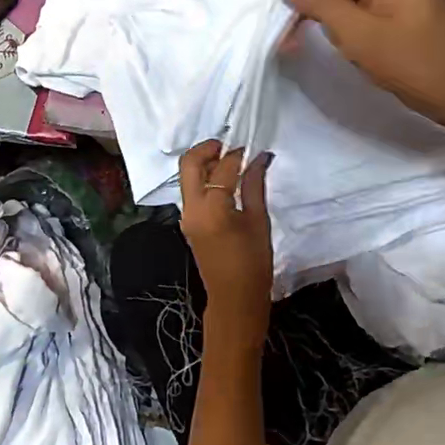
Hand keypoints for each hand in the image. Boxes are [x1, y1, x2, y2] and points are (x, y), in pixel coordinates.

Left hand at [179, 140, 273, 322]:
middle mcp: (192, 208)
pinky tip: (226, 180)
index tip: (253, 147)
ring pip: (187, 176)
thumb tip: (258, 158)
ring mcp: (185, 215)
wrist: (234, 299)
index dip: (238, 154)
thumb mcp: (259, 222)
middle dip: (208, 148)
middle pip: (189, 163)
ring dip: (205, 163)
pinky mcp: (187, 222)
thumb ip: (254, 186)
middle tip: (231, 146)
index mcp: (212, 208)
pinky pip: (191, 191)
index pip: (223, 168)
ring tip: (232, 161)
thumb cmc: (253, 264)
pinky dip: (204, 179)